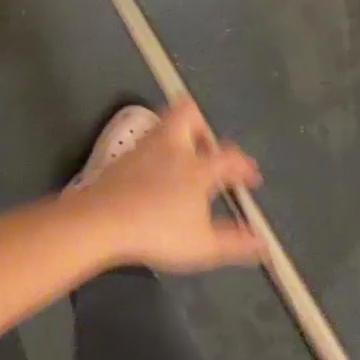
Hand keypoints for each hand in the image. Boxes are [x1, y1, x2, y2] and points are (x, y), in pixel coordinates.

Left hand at [72, 99, 265, 272]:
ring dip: (177, 136)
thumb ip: (235, 242)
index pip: (229, 156)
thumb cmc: (156, 231)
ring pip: (163, 124)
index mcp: (196, 168)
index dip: (243, 165)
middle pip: (187, 114)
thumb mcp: (203, 245)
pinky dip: (156, 151)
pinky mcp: (122, 157)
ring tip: (184, 161)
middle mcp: (170, 149)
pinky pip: (145, 142)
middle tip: (208, 150)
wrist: (100, 220)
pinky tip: (155, 173)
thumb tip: (258, 241)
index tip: (249, 178)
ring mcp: (142, 149)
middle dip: (202, 126)